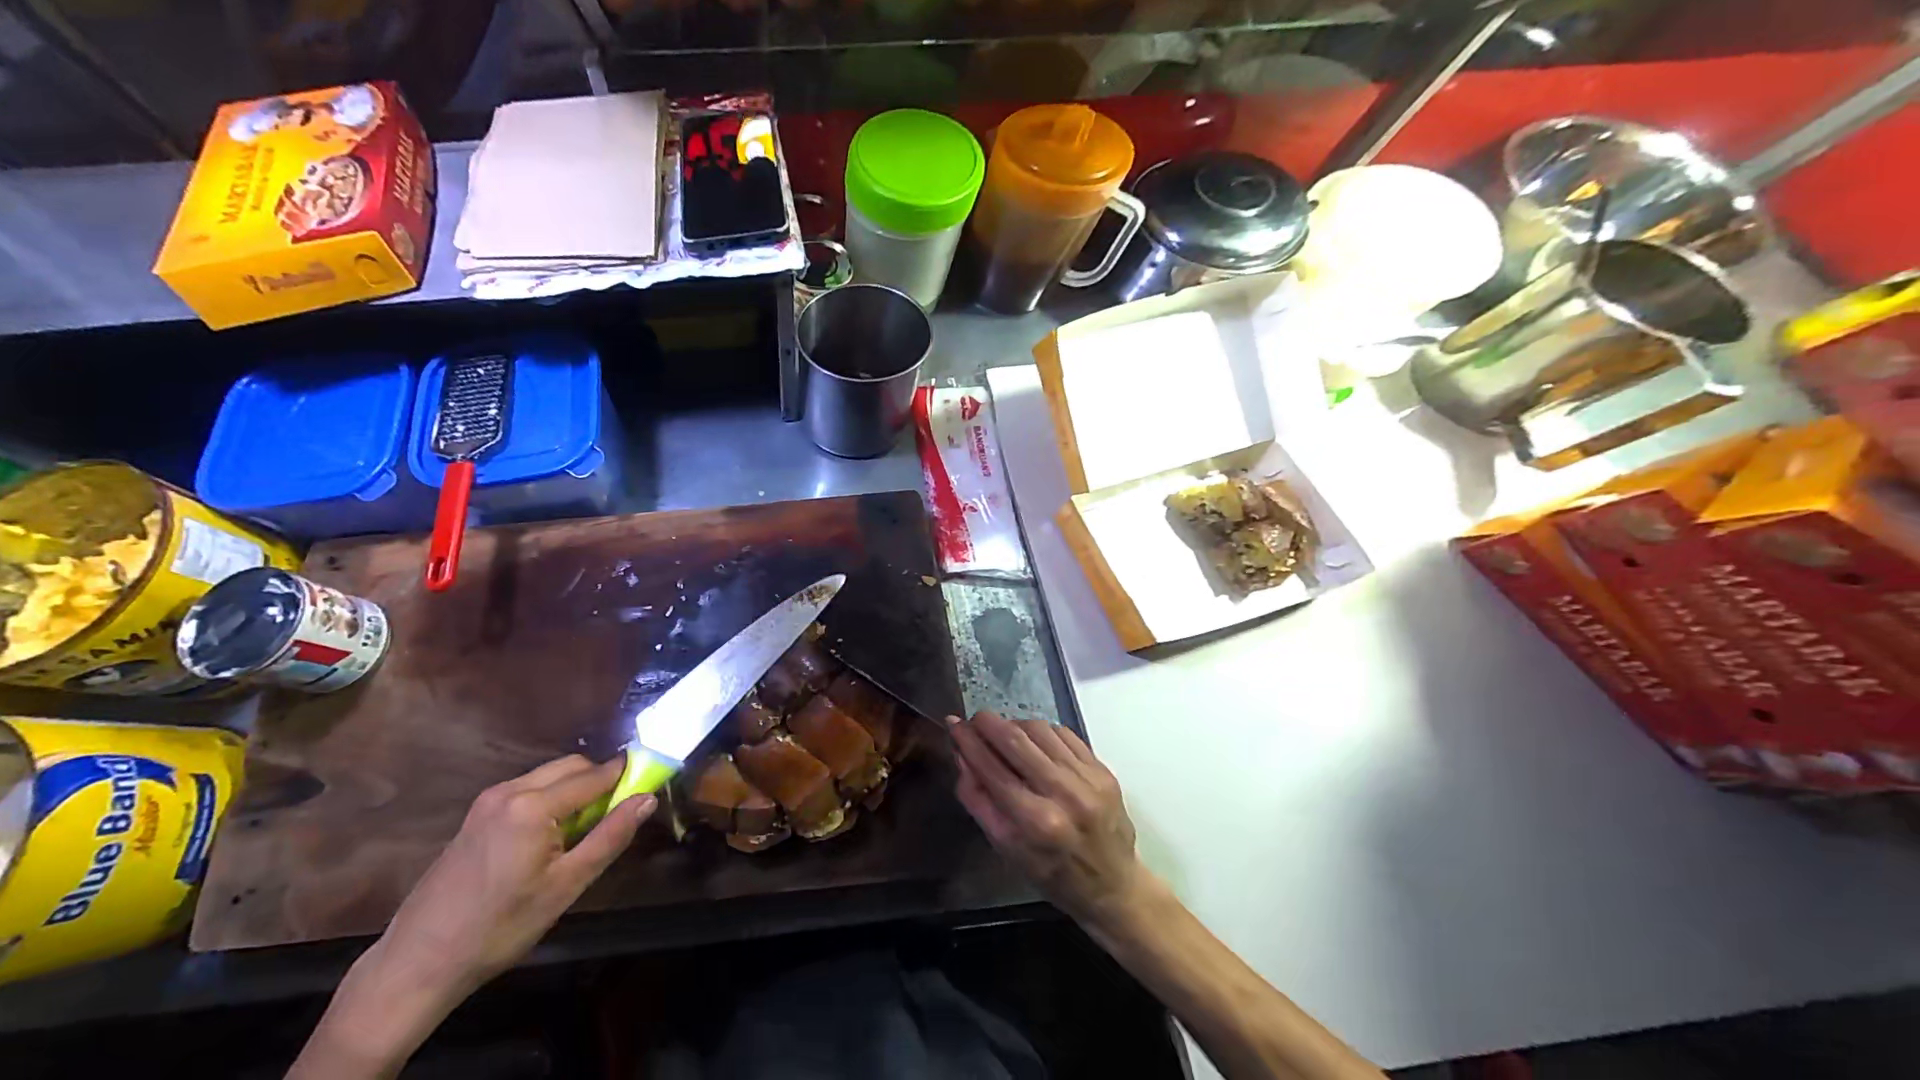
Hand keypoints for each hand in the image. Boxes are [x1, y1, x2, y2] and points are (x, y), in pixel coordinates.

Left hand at [291, 756, 653, 1078]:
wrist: (418, 963)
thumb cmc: (501, 926)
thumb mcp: (567, 885)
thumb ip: (611, 835)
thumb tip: (647, 798)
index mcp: (534, 805)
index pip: (596, 775)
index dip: (627, 778)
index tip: (649, 787)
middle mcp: (509, 791)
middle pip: (572, 767)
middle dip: (600, 782)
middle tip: (614, 817)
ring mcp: (487, 802)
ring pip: (549, 777)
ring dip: (574, 791)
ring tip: (581, 833)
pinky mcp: (475, 816)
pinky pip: (527, 791)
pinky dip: (550, 800)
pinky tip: (549, 839)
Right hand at [949, 711, 1148, 927]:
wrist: (1112, 886)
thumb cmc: (1052, 874)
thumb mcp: (1006, 848)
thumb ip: (979, 801)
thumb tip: (962, 756)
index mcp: (1034, 822)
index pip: (992, 768)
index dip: (968, 742)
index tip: (954, 724)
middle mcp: (1062, 794)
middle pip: (1015, 740)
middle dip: (988, 723)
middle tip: (974, 719)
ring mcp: (1087, 779)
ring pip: (1040, 730)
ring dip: (1015, 725)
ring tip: (1004, 734)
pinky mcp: (1103, 770)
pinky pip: (1064, 734)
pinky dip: (1042, 731)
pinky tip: (1033, 741)